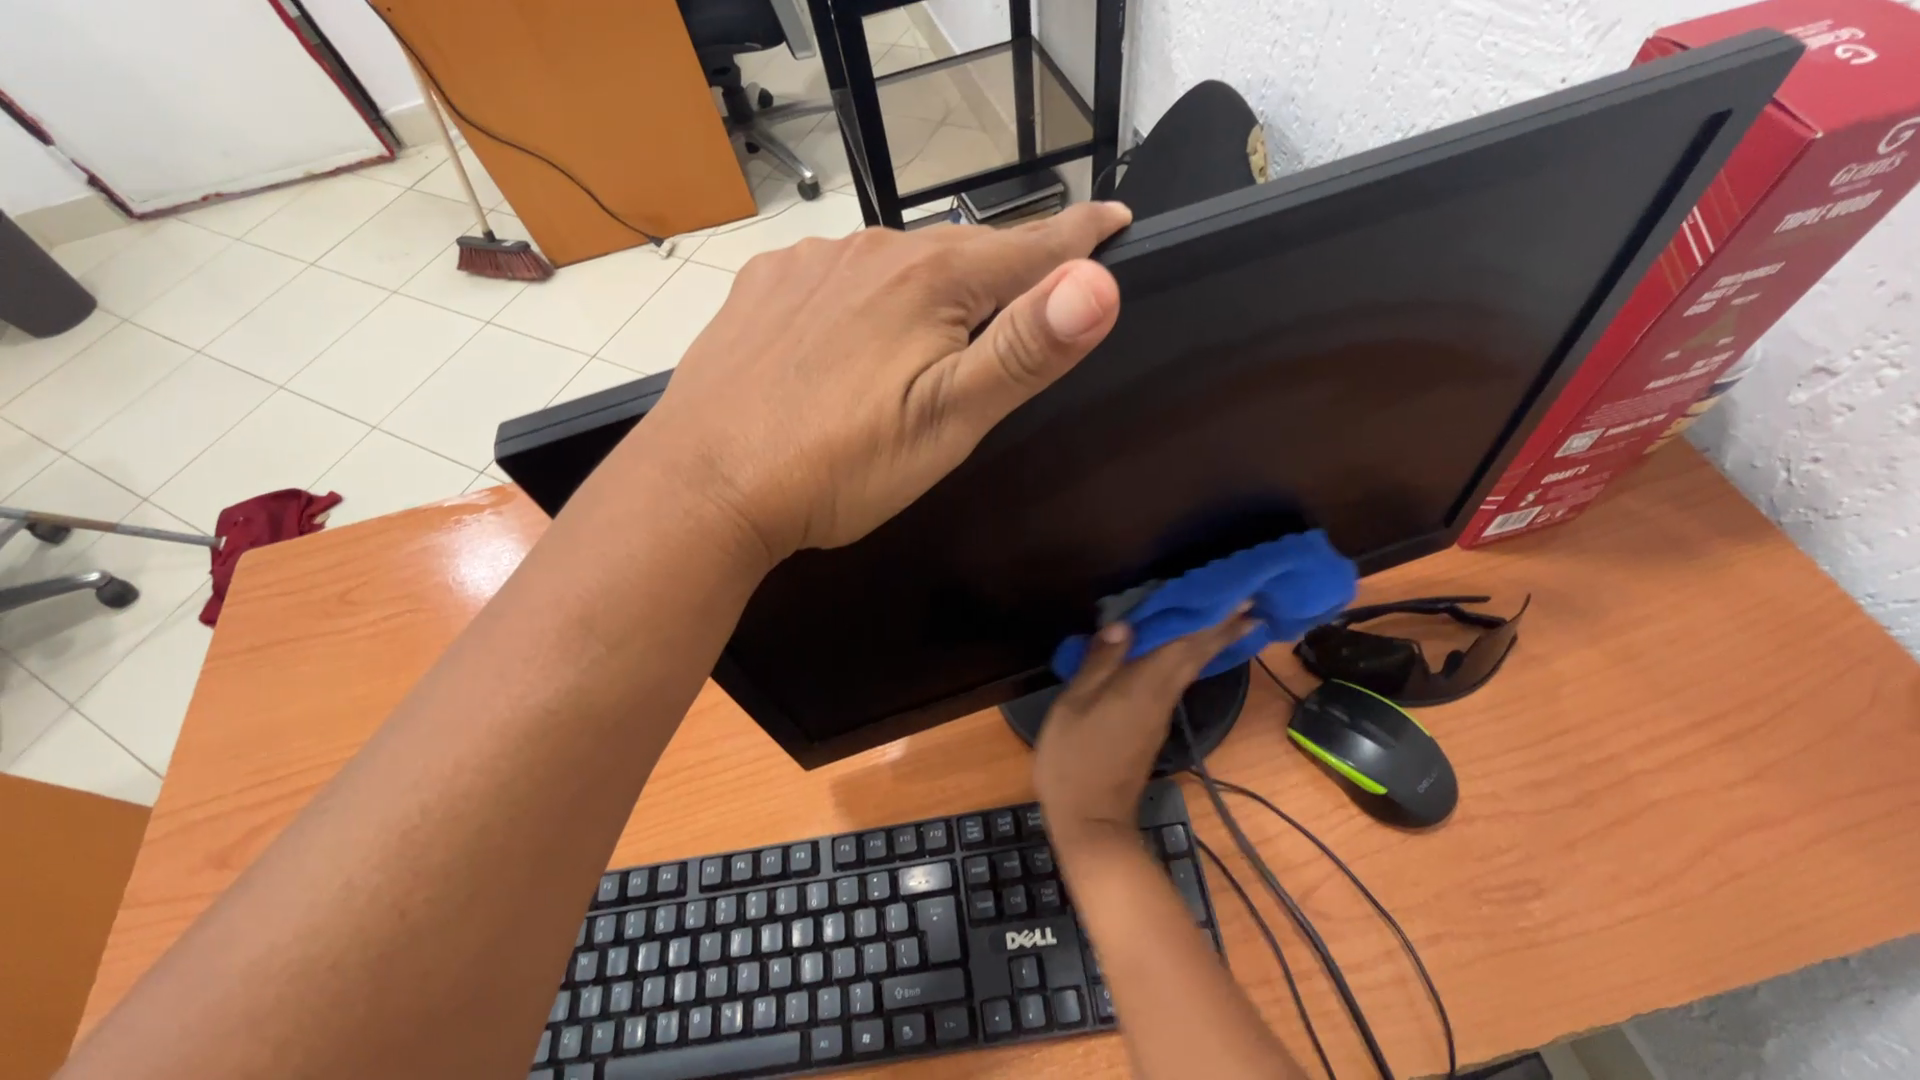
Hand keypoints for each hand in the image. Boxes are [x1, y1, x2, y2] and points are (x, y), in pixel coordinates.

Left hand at [622, 203, 1130, 564]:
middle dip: (1003, 278)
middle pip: (966, 254)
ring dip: (930, 292)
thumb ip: (1025, 350)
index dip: (1083, 236)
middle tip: (1019, 321)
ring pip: (899, 265)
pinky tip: (849, 346)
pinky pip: (838, 278)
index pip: (1033, 244)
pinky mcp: (767, 287)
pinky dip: (864, 300)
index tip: (1115, 221)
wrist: (706, 486)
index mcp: (931, 279)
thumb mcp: (949, 419)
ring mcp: (811, 264)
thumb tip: (1098, 283)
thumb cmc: (838, 465)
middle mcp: (872, 251)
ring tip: (927, 349)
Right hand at [1034, 611, 1258, 838]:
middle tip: (1248, 604)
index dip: (1213, 620)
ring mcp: (1159, 714)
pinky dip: (1185, 661)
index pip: (1185, 644)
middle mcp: (1160, 696)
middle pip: (1196, 656)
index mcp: (1143, 685)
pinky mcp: (1152, 728)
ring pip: (1188, 669)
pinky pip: (1174, 681)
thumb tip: (1123, 625)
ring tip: (1222, 619)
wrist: (1091, 820)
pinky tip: (1178, 652)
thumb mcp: (1074, 705)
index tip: (1241, 598)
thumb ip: (1098, 663)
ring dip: (1207, 643)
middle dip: (1222, 629)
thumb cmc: (1074, 759)